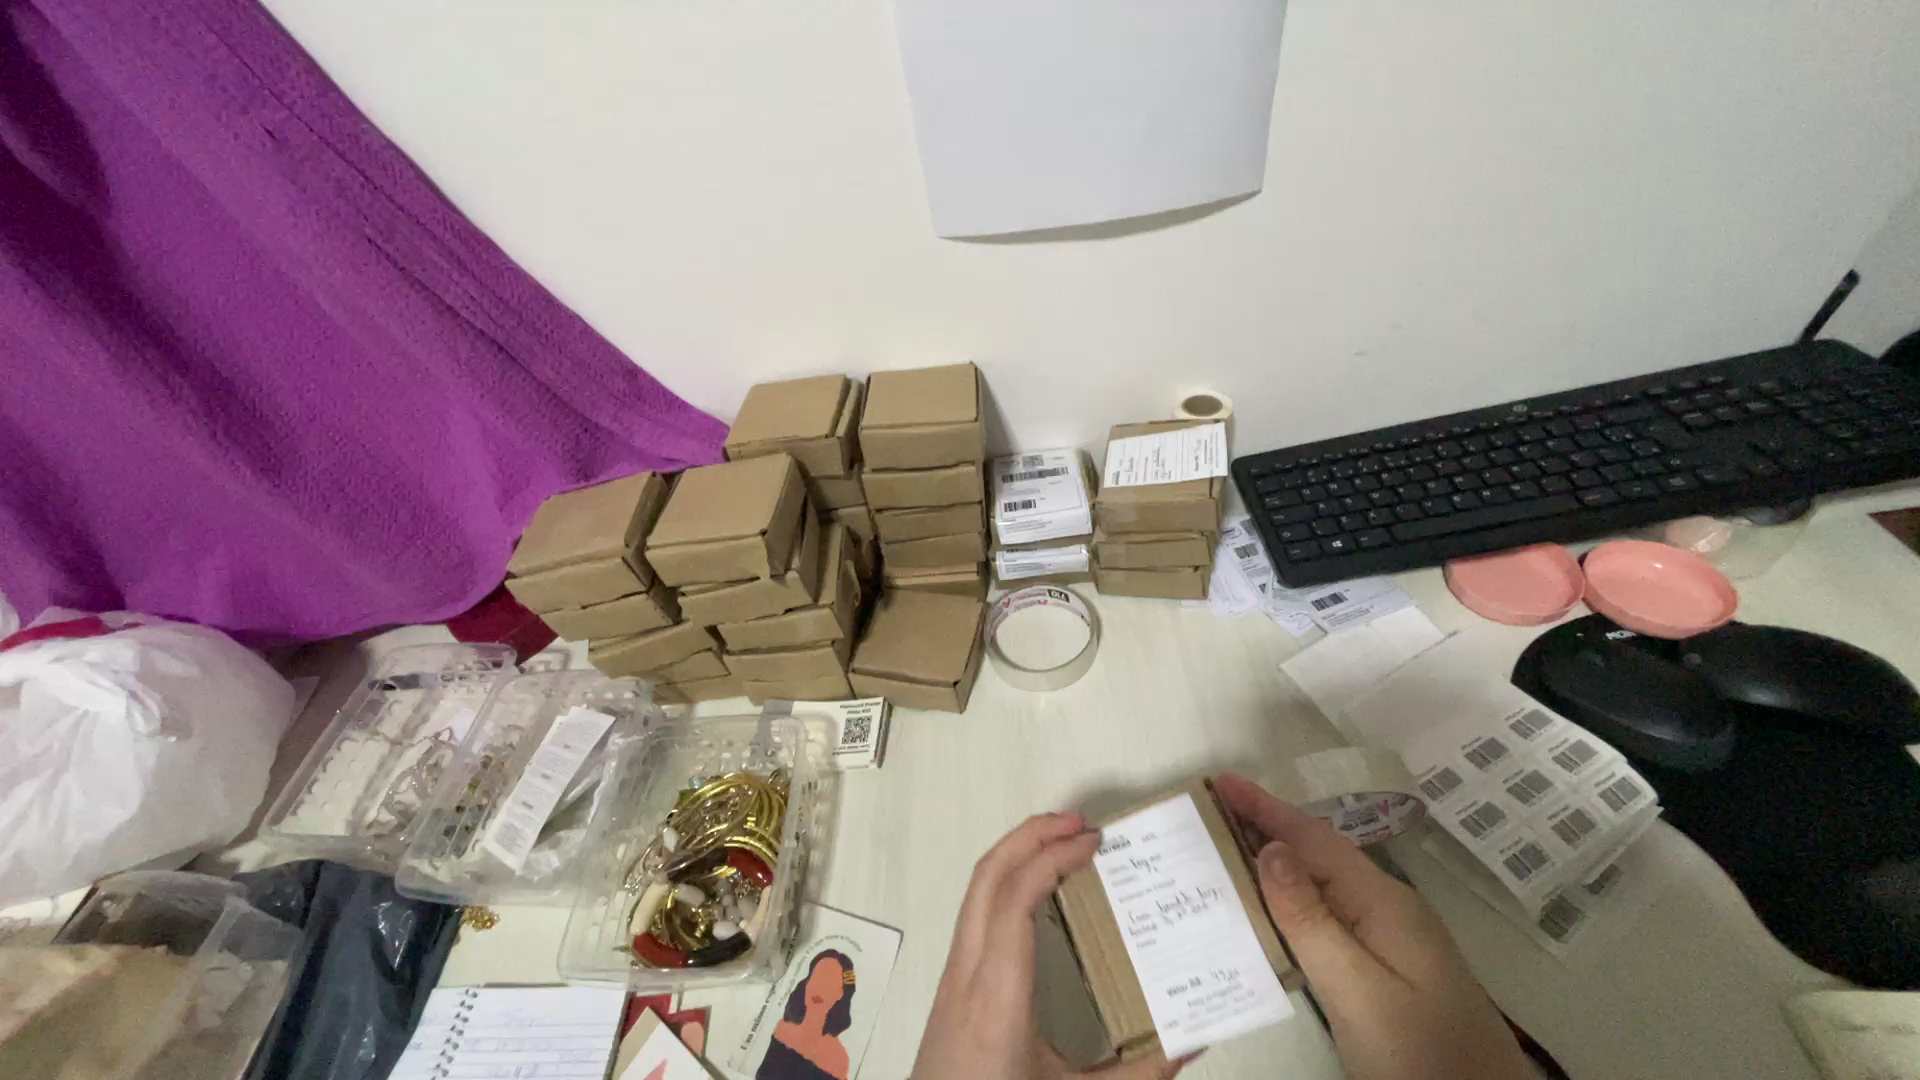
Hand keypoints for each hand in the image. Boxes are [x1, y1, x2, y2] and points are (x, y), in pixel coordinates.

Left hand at [914, 812, 1190, 1079]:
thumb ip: (1139, 1075)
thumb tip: (1193, 1037)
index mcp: (998, 995)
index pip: (1014, 899)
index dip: (1052, 858)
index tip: (1094, 842)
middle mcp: (967, 970)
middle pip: (988, 874)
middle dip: (1031, 835)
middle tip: (1080, 822)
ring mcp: (952, 971)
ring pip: (977, 886)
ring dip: (1018, 851)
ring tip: (1064, 841)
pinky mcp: (952, 978)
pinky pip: (977, 906)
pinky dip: (1008, 877)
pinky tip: (1039, 887)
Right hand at [1212, 774, 1533, 1079]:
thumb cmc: (1420, 1053)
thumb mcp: (1356, 990)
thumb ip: (1310, 919)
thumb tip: (1270, 848)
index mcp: (1380, 900)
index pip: (1311, 837)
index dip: (1263, 807)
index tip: (1219, 780)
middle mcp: (1385, 906)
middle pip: (1316, 851)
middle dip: (1263, 826)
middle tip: (1208, 814)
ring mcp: (1389, 936)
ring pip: (1320, 881)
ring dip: (1273, 860)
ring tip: (1223, 850)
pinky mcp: (1385, 964)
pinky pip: (1326, 911)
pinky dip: (1288, 896)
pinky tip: (1267, 907)